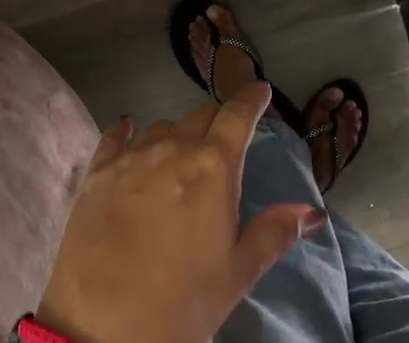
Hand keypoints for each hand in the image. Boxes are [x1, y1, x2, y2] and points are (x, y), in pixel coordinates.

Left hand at [35, 82, 325, 342]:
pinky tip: (128, 130)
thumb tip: (312, 210)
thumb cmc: (182, 303)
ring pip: (162, 126)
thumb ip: (275, 233)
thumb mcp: (238, 273)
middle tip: (225, 138)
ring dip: (178, 133)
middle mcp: (173, 149)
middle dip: (217, 120)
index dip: (252, 99)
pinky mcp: (96, 174)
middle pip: (200, 116)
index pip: (238, 115)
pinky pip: (115, 137)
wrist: (101, 328)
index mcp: (214, 167)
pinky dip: (128, 132)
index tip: (260, 90)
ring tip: (181, 154)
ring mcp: (130, 158)